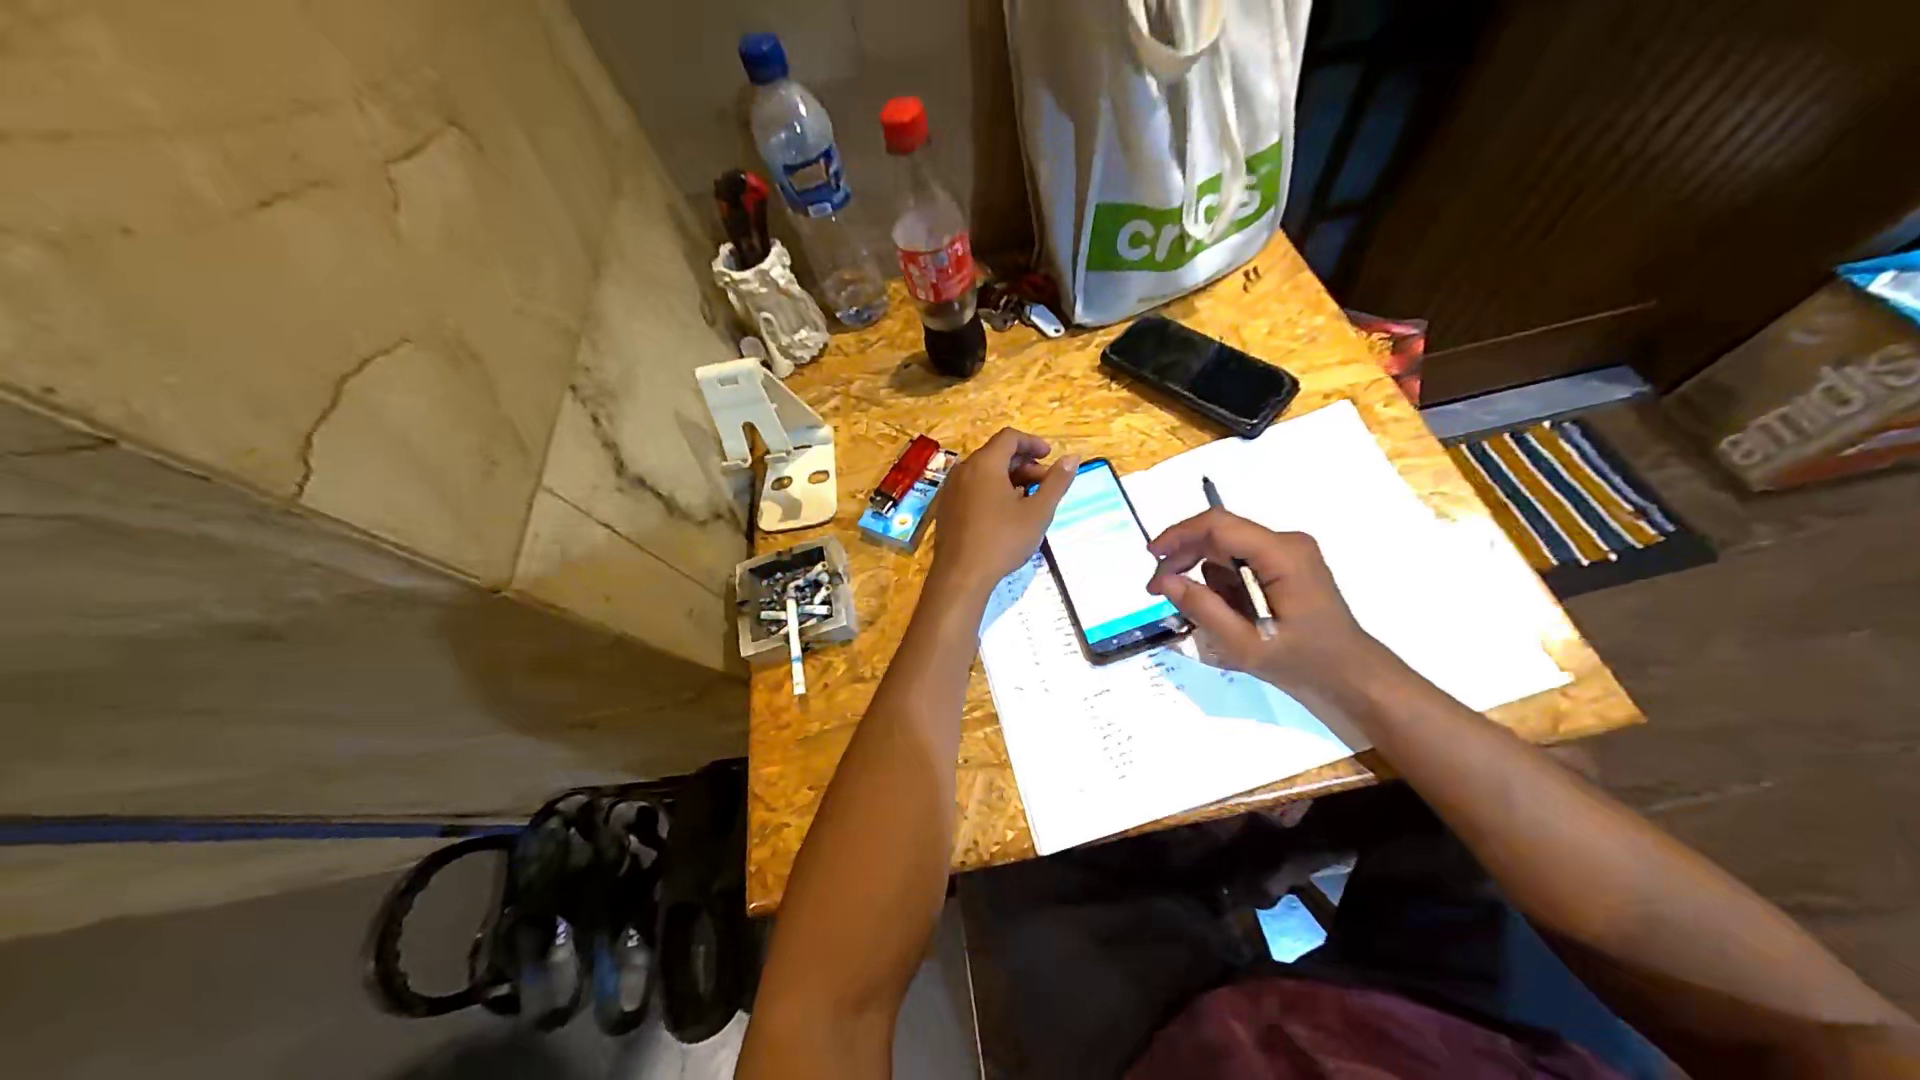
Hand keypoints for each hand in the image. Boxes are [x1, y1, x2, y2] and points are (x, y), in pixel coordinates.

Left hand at [931, 429, 1077, 589]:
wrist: (961, 575)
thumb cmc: (1002, 541)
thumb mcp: (1038, 512)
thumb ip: (1056, 482)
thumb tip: (1073, 458)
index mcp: (985, 464)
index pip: (1009, 437)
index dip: (1032, 443)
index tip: (1050, 456)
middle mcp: (964, 470)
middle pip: (996, 454)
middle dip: (1024, 464)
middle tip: (1045, 483)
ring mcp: (951, 489)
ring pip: (984, 472)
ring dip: (1009, 478)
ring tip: (1029, 500)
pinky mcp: (947, 508)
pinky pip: (972, 488)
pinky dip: (992, 490)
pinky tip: (1006, 513)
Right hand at [1146, 509, 1399, 706]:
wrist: (1350, 678)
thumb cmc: (1303, 663)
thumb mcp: (1245, 645)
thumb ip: (1202, 609)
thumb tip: (1164, 580)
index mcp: (1282, 555)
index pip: (1218, 526)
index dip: (1179, 536)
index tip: (1151, 558)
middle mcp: (1286, 543)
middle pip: (1219, 535)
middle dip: (1183, 558)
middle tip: (1158, 590)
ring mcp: (1287, 553)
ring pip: (1225, 550)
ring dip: (1201, 575)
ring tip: (1194, 611)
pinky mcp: (1285, 566)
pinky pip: (1239, 562)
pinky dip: (1220, 584)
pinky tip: (1222, 612)